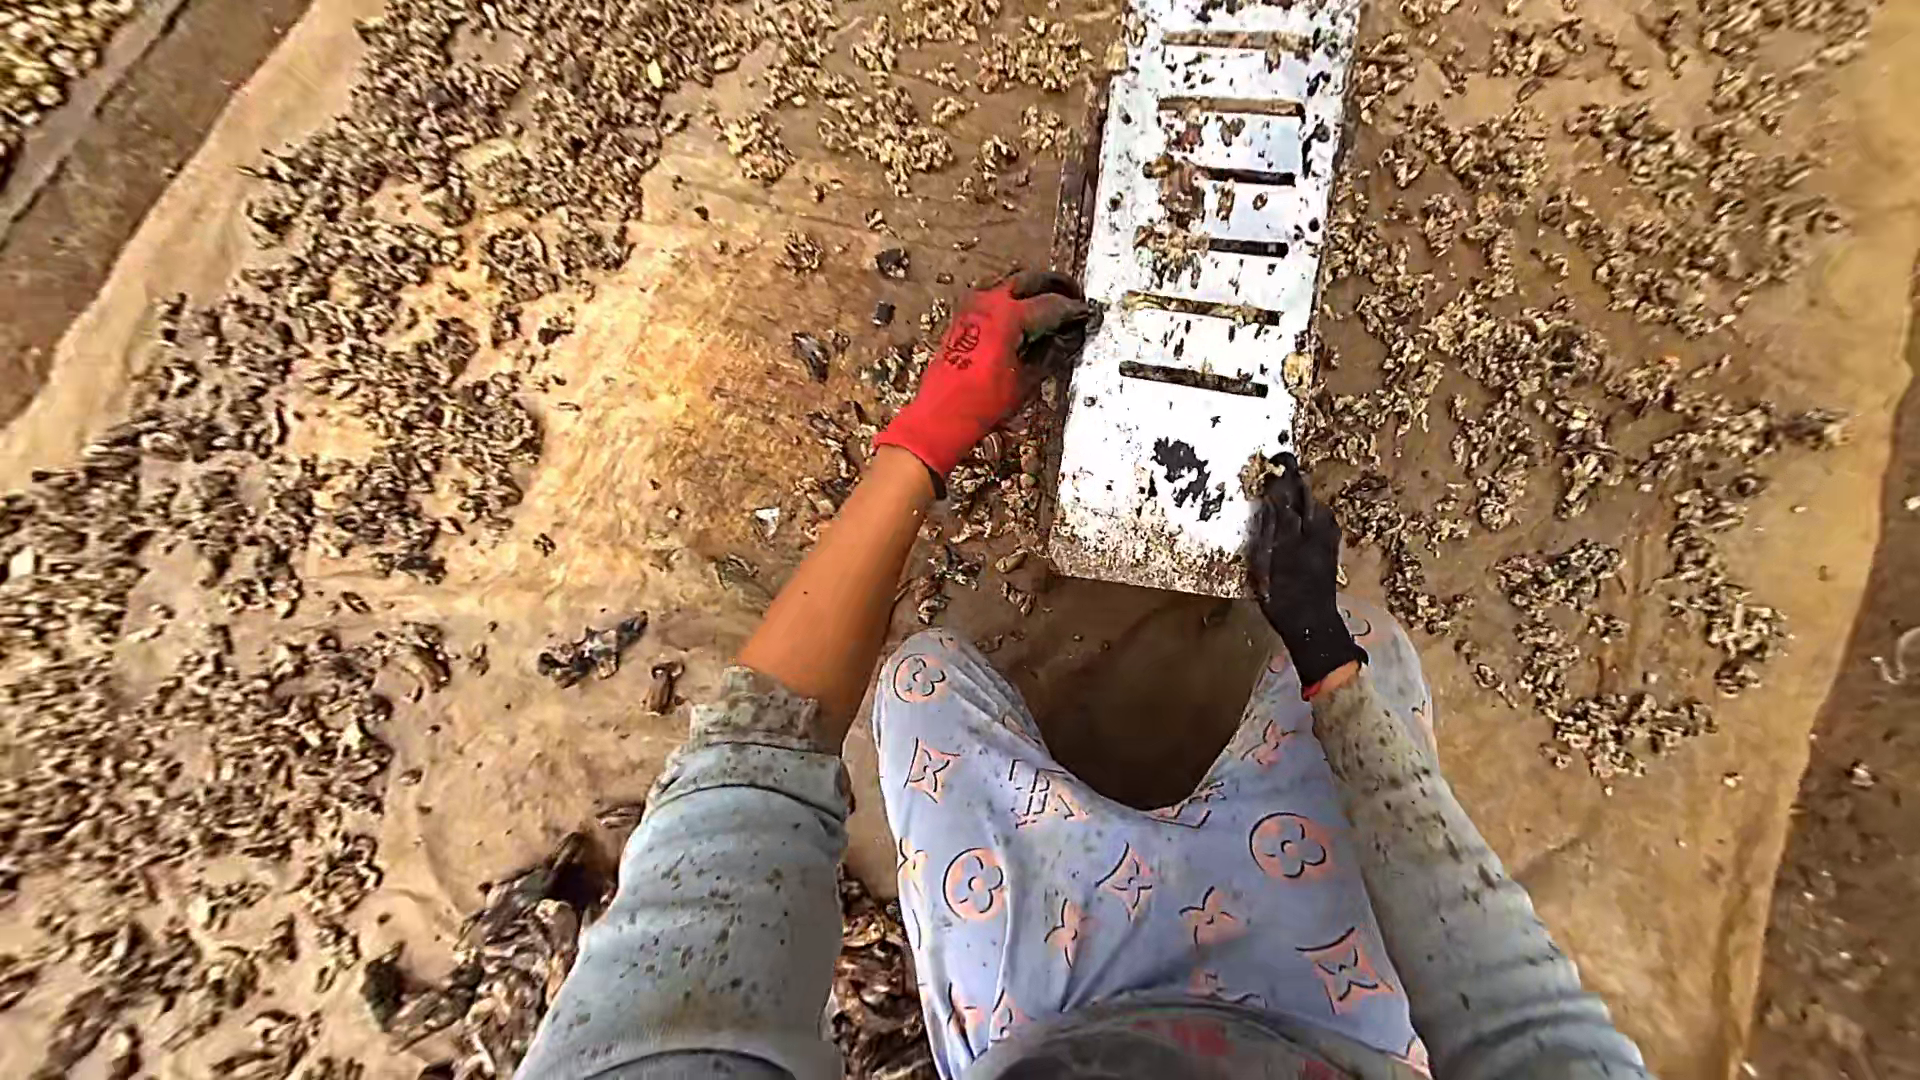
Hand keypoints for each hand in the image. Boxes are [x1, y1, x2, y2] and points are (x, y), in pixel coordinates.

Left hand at [874, 271, 1089, 486]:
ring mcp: (972, 308)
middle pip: (1030, 280)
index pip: (1051, 304)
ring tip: (1052, 305)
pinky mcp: (963, 319)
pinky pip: (994, 298)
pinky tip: (1024, 318)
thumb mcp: (1025, 380)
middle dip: (1056, 286)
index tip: (1087, 314)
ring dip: (1032, 290)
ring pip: (1010, 285)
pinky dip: (1013, 301)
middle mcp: (988, 304)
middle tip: (1075, 297)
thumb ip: (1051, 353)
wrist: (941, 416)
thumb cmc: (979, 403)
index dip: (1073, 310)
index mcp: (1007, 316)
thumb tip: (1069, 338)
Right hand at [1247, 453, 1366, 693]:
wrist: (1312, 624)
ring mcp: (1327, 542)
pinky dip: (1313, 511)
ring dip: (1305, 496)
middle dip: (1295, 482)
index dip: (1281, 479)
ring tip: (1291, 487)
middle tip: (1283, 467)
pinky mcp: (1331, 550)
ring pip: (1317, 509)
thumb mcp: (1264, 565)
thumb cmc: (1281, 598)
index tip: (1274, 461)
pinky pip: (1324, 520)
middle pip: (1306, 499)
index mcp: (1296, 535)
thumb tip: (1270, 500)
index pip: (1288, 498)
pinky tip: (1305, 513)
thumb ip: (1268, 531)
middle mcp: (1316, 533)